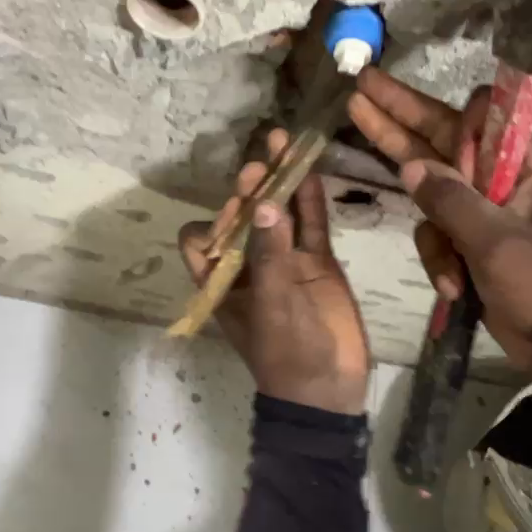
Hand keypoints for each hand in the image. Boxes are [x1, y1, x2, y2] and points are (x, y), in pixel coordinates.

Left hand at [177, 129, 371, 414]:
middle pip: (244, 218)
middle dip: (249, 190)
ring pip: (280, 214)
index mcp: (222, 281)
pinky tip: (312, 170)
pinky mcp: (316, 261)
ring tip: (284, 143)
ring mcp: (285, 260)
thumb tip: (268, 204)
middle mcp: (248, 264)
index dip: (214, 221)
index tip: (235, 210)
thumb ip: (270, 255)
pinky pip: (312, 224)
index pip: (202, 241)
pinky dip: (311, 199)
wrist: (329, 389)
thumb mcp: (273, 306)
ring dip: (280, 182)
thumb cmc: (287, 353)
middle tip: (260, 165)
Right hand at [346, 67, 531, 374]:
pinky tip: (455, 290)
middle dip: (401, 124)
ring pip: (434, 197)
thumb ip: (450, 202)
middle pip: (444, 139)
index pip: (481, 115)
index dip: (451, 126)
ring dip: (436, 240)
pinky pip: (440, 232)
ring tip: (452, 276)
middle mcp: (508, 173)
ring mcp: (489, 206)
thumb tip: (408, 166)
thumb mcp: (498, 243)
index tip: (436, 153)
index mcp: (531, 159)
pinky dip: (443, 262)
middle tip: (360, 90)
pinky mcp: (476, 238)